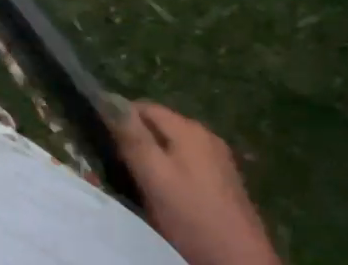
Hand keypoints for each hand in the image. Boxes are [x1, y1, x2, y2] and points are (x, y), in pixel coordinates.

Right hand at [113, 101, 282, 264]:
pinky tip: (167, 196)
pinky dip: (171, 173)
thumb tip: (109, 99)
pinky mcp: (225, 184)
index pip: (143, 107)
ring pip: (172, 148)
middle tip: (121, 168)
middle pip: (159, 127)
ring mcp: (219, 161)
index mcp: (189, 129)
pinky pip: (187, 165)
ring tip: (141, 184)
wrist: (241, 264)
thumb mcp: (154, 175)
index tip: (106, 144)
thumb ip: (132, 136)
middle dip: (137, 141)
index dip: (120, 120)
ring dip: (153, 159)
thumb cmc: (192, 216)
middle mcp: (206, 137)